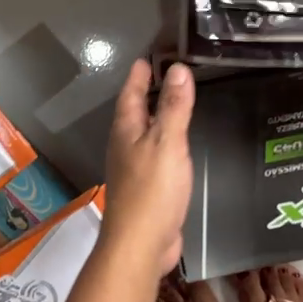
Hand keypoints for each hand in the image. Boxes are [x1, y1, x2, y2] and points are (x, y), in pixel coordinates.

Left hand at [101, 60, 195, 275]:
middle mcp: (124, 145)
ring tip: (172, 105)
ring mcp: (133, 168)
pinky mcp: (145, 188)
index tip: (147, 57)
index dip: (139, 74)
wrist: (140, 244)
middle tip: (163, 75)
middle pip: (133, 112)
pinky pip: (154, 155)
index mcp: (126, 130)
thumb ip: (174, 107)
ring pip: (143, 134)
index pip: (130, 93)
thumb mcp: (168, 142)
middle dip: (145, 93)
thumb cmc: (152, 189)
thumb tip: (178, 68)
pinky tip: (177, 147)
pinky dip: (164, 142)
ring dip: (155, 118)